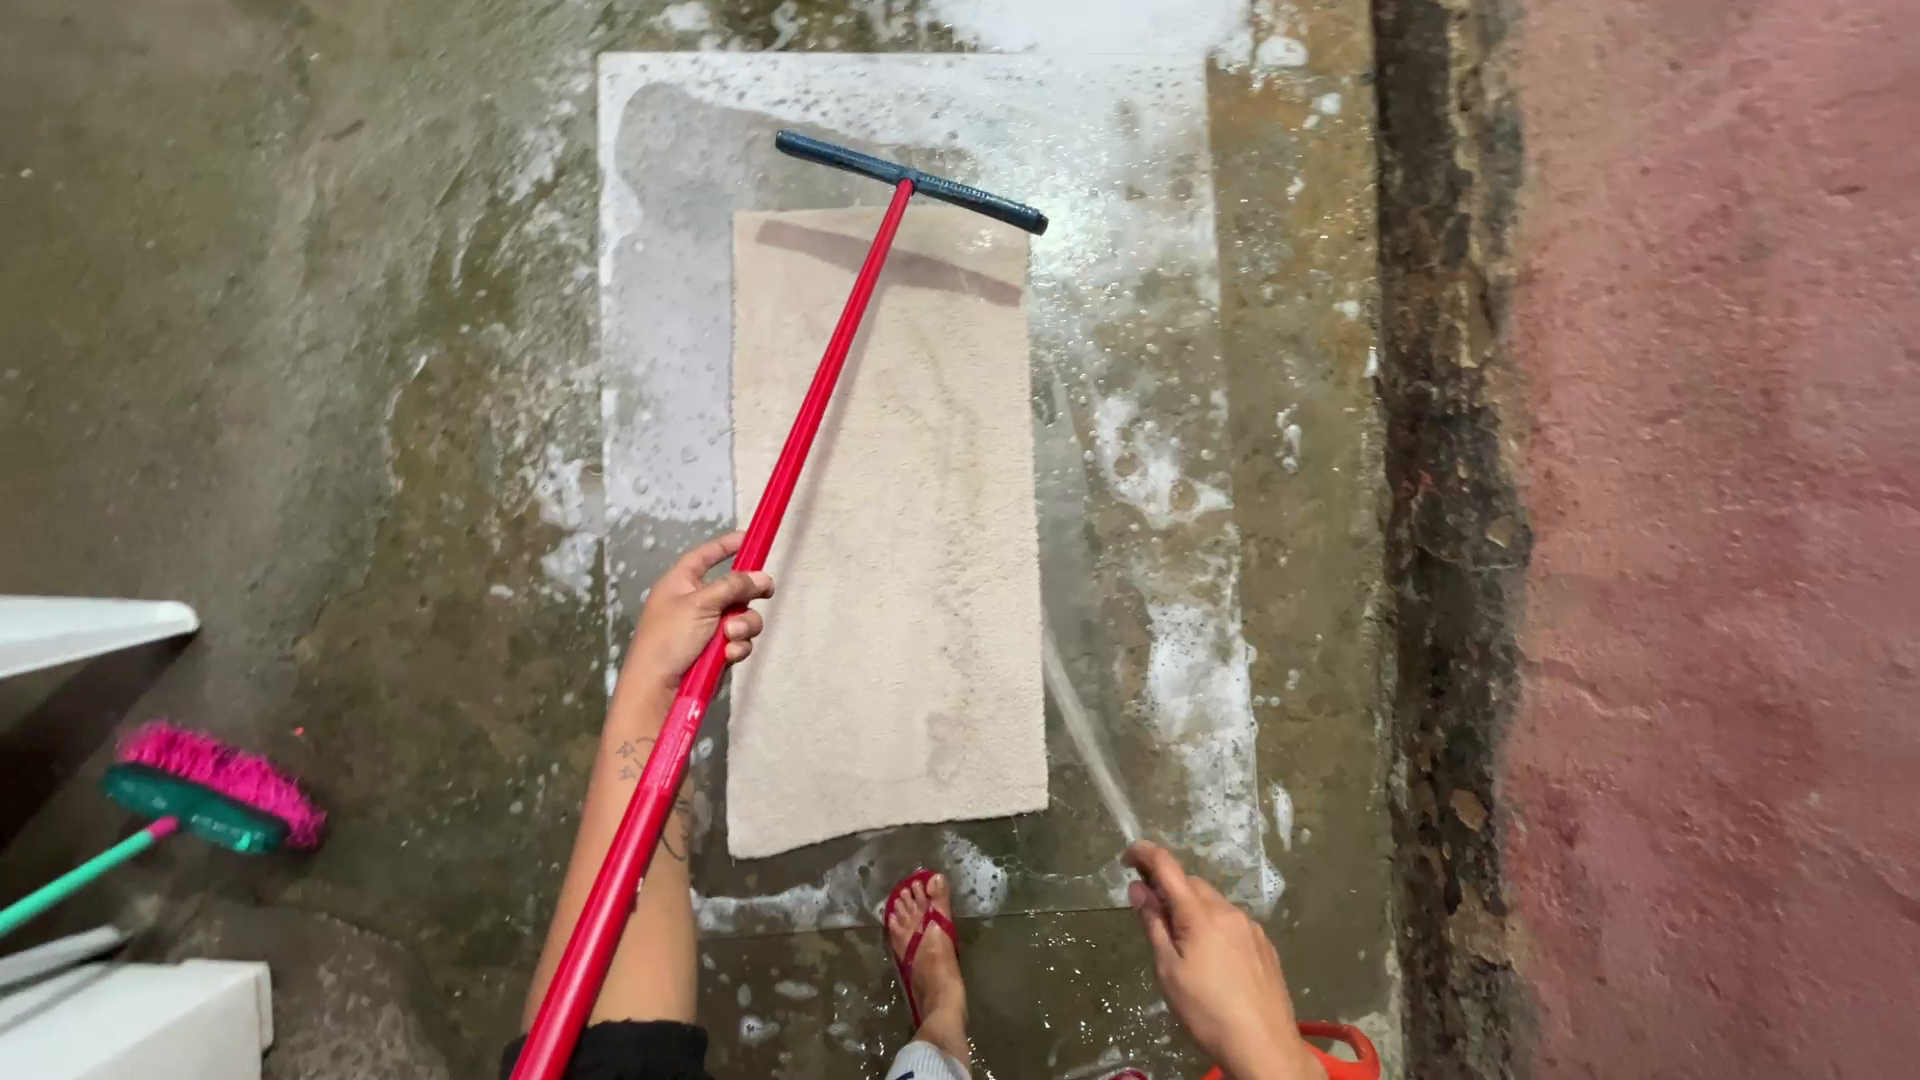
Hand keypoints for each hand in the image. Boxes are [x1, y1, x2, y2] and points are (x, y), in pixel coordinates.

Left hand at [621, 531, 774, 692]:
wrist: (658, 688)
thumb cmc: (670, 638)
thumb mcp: (701, 604)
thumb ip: (734, 586)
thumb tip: (763, 577)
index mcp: (681, 583)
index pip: (705, 556)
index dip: (726, 545)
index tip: (750, 538)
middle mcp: (696, 602)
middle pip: (734, 588)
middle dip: (746, 596)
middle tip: (766, 592)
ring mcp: (707, 627)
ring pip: (743, 616)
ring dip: (743, 625)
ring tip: (731, 636)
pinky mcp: (717, 650)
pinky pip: (740, 641)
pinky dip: (737, 646)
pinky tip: (727, 655)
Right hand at [1126, 841, 1322, 1079]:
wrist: (1266, 1050)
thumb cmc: (1207, 1012)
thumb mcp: (1168, 970)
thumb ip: (1153, 923)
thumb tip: (1137, 887)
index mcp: (1200, 913)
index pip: (1167, 865)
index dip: (1144, 853)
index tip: (1127, 857)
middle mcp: (1227, 910)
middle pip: (1190, 883)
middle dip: (1168, 888)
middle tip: (1152, 914)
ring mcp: (1250, 927)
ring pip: (1212, 902)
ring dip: (1192, 908)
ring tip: (1183, 943)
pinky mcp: (1265, 945)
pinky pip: (1232, 921)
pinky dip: (1214, 924)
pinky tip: (1213, 958)